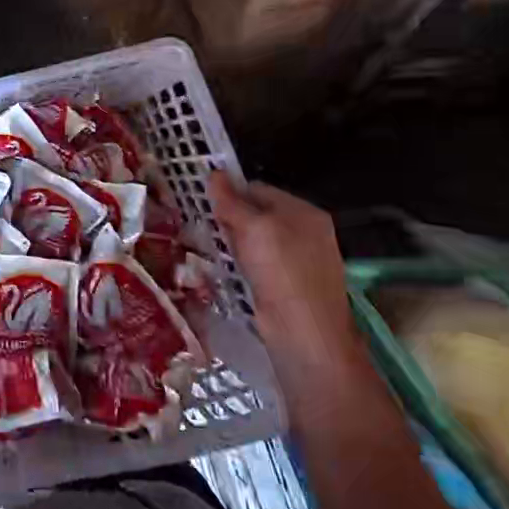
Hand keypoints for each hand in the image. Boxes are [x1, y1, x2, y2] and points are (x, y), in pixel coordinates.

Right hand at [210, 171, 353, 346]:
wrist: (305, 334)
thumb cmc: (281, 271)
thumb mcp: (253, 228)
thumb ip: (231, 201)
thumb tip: (213, 173)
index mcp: (304, 211)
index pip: (259, 188)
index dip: (230, 192)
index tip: (203, 202)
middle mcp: (305, 232)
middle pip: (257, 214)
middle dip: (231, 218)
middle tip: (203, 224)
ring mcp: (298, 261)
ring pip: (255, 241)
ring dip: (233, 242)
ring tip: (208, 247)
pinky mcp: (287, 286)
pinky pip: (258, 264)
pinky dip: (241, 264)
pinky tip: (226, 270)